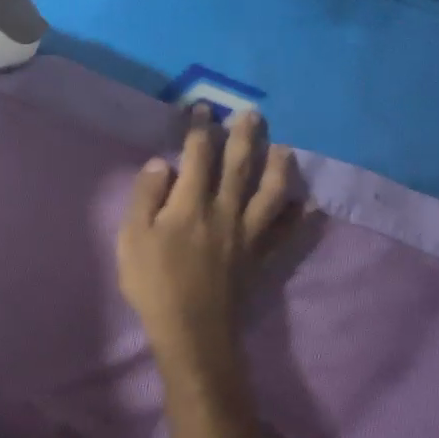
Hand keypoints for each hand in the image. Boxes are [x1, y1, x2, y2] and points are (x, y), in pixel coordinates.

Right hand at [118, 106, 298, 357]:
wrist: (190, 329)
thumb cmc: (152, 281)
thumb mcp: (132, 236)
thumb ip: (146, 196)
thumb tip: (162, 164)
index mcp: (189, 205)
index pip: (198, 157)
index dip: (200, 130)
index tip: (203, 108)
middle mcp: (224, 212)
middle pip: (238, 168)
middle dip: (244, 137)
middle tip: (253, 113)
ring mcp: (248, 237)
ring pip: (270, 195)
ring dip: (278, 169)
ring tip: (284, 149)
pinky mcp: (260, 259)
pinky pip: (286, 235)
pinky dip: (298, 219)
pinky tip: (307, 207)